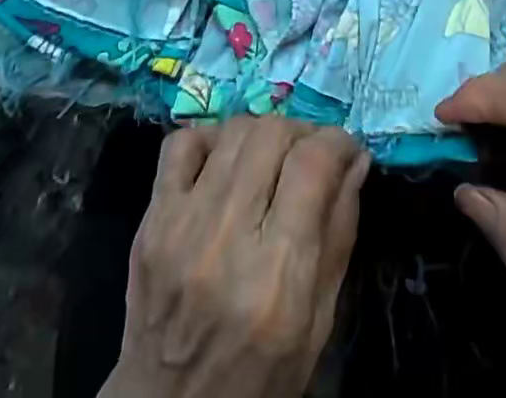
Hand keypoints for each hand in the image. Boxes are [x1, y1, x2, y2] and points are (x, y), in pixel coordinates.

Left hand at [101, 117, 370, 397]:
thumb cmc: (258, 374)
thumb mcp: (318, 323)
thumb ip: (338, 235)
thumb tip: (353, 161)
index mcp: (278, 275)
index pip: (311, 165)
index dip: (338, 142)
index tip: (347, 149)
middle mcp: (227, 238)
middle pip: (271, 135)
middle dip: (303, 132)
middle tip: (312, 153)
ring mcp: (181, 223)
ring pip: (232, 131)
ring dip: (264, 131)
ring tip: (274, 155)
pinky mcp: (152, 218)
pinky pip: (180, 143)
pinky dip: (211, 137)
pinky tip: (226, 158)